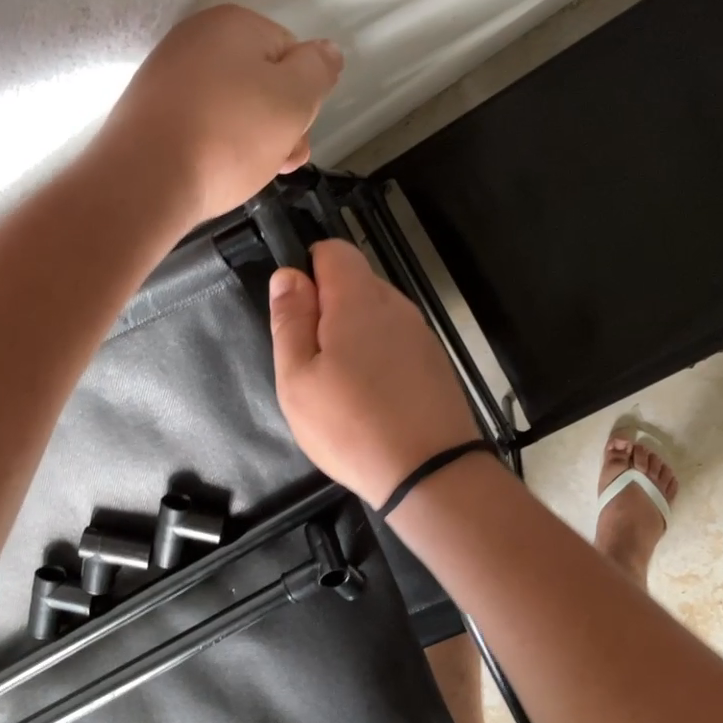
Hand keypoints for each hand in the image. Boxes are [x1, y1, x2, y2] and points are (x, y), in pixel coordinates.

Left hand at [95, 5, 343, 224]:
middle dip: (279, 125)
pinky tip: (216, 172)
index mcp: (236, 24)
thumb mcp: (294, 100)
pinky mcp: (152, 113)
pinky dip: (216, 149)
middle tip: (278, 161)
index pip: (294, 56)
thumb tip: (327, 52)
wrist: (146, 181)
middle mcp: (198, 39)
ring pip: (233, 109)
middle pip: (262, 83)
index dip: (305, 100)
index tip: (298, 135)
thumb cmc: (228, 138)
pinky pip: (202, 126)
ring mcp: (170, 75)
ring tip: (247, 173)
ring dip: (252, 142)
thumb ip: (319, 71)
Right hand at [271, 240, 481, 506]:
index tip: (296, 318)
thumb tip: (287, 275)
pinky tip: (372, 402)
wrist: (430, 473)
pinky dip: (379, 361)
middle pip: (355, 284)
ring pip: (376, 317)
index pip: (333, 249)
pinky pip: (396, 345)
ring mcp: (421, 335)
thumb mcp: (298, 379)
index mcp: (359, 299)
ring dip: (354, 340)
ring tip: (342, 390)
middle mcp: (396, 305)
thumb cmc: (351, 426)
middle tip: (313, 365)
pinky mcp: (435, 364)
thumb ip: (290, 321)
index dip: (307, 273)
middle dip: (328, 311)